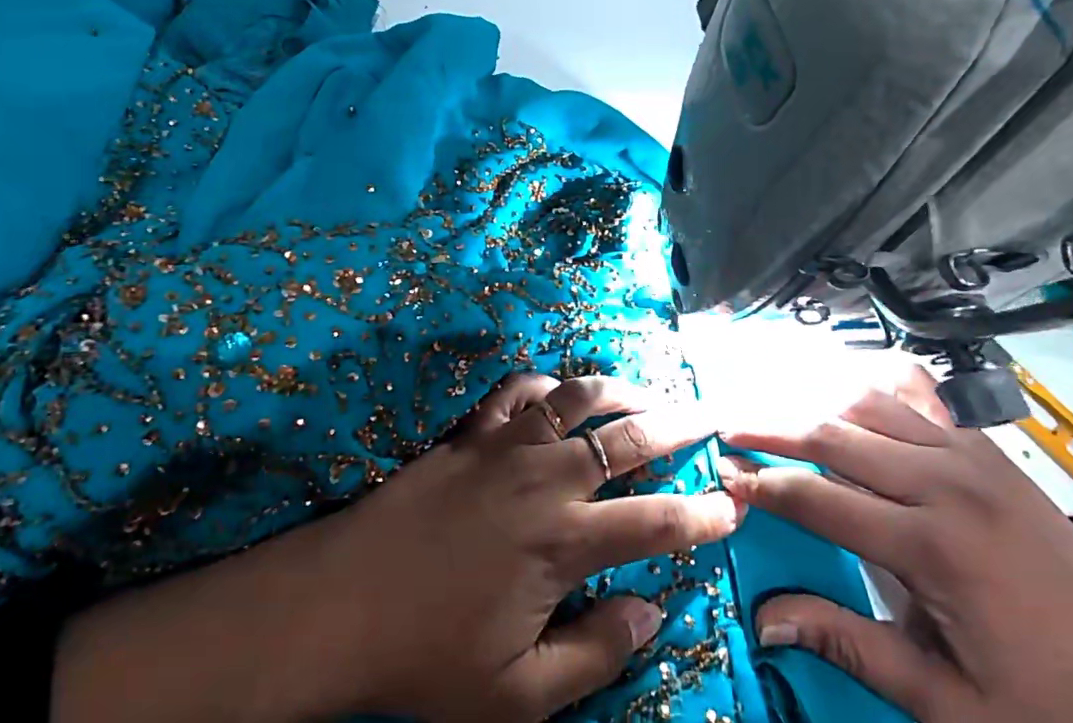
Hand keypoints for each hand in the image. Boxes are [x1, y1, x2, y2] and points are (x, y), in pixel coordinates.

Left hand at [53, 373, 744, 722]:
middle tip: (711, 414)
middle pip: (631, 438)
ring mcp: (508, 446)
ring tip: (652, 390)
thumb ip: (594, 654)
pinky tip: (563, 388)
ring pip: (581, 397)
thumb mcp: (516, 696)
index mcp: (566, 542)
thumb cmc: (426, 656)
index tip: (734, 505)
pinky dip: (550, 382)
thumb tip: (652, 611)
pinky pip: (520, 389)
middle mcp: (547, 479)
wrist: (338, 603)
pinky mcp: (472, 433)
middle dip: (681, 424)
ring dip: (624, 389)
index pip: (658, 523)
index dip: (705, 514)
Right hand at [721, 365, 1072, 722]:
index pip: (818, 499)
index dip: (763, 485)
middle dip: (773, 431)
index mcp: (931, 546)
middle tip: (730, 431)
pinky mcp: (988, 450)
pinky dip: (878, 388)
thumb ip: (851, 647)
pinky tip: (853, 392)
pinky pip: (921, 398)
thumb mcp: (948, 703)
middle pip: (835, 435)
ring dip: (817, 406)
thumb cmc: (1049, 703)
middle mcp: (944, 482)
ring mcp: (970, 456)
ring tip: (777, 417)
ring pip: (870, 406)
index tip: (723, 476)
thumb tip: (768, 619)